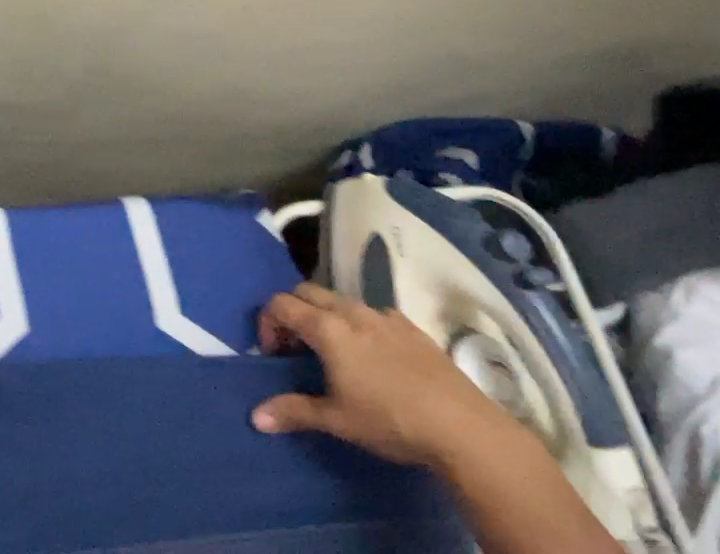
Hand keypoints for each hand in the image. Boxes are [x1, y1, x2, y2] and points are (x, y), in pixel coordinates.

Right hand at [252, 283, 524, 469]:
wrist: (463, 428)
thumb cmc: (390, 420)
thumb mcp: (336, 420)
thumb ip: (293, 411)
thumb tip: (256, 417)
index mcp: (327, 328)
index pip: (280, 304)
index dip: (267, 324)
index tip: (273, 355)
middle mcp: (352, 312)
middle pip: (306, 291)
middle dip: (292, 312)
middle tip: (295, 349)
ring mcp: (385, 316)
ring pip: (341, 299)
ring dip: (325, 316)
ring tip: (333, 352)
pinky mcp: (412, 328)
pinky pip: (373, 313)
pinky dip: (359, 324)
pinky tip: (373, 357)